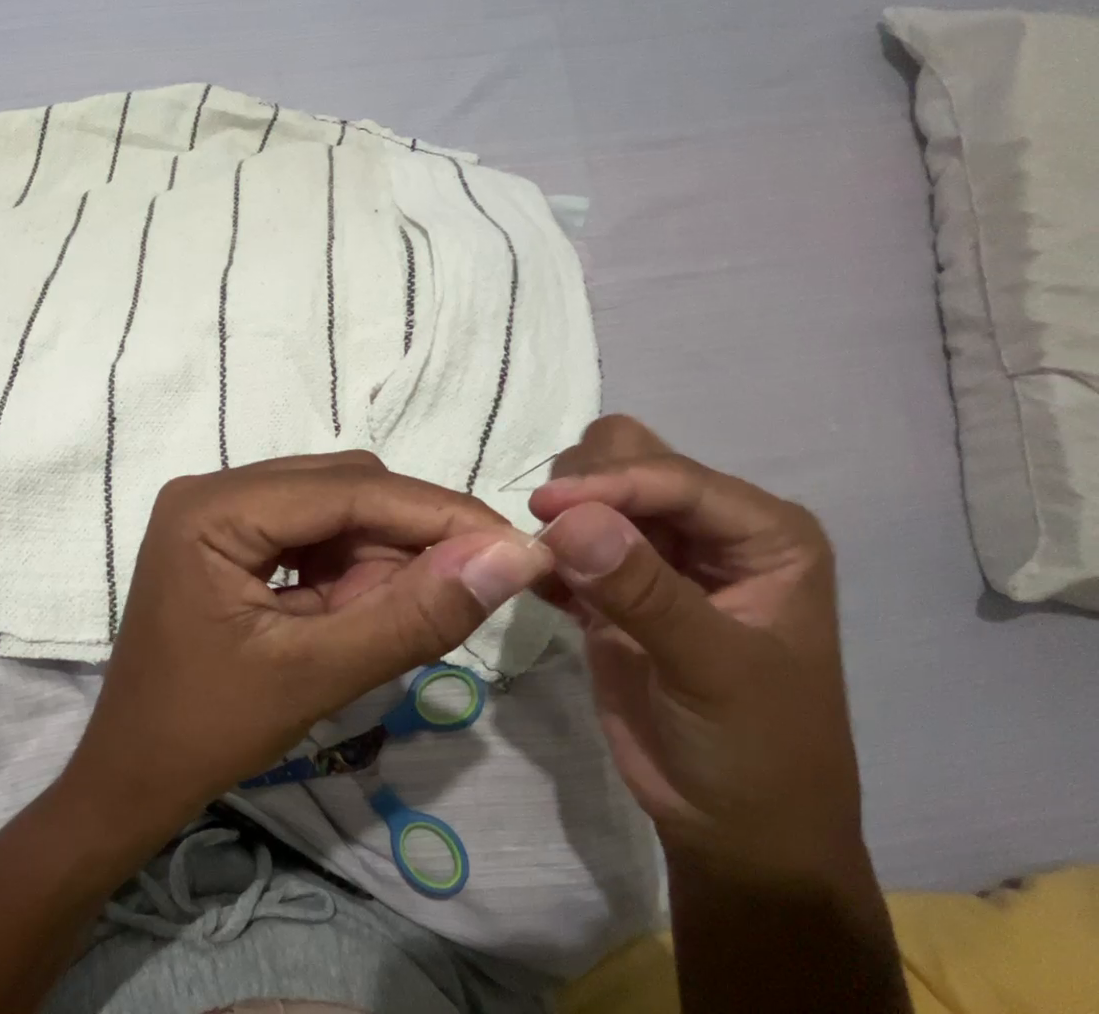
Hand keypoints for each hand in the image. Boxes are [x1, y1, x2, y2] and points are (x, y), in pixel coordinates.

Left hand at [59, 451, 553, 833]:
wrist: (135, 772)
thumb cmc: (208, 728)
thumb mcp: (316, 674)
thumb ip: (412, 615)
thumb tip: (512, 555)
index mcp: (212, 508)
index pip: (349, 488)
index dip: (439, 513)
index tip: (518, 548)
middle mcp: (210, 491)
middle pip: (342, 488)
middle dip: (406, 539)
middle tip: (457, 600)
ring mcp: (215, 514)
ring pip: (331, 510)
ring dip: (377, 559)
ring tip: (387, 622)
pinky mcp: (225, 542)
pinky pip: (308, 537)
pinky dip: (347, 571)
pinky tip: (353, 615)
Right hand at [529, 416, 865, 885]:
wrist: (733, 828)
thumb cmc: (756, 749)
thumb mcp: (712, 669)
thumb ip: (642, 591)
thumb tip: (567, 518)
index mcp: (763, 535)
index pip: (676, 479)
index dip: (610, 485)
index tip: (540, 507)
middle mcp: (708, 534)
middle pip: (631, 463)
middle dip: (584, 486)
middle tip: (546, 530)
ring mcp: (655, 564)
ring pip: (592, 499)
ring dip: (558, 518)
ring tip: (536, 559)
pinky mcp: (609, 596)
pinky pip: (565, 549)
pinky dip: (542, 555)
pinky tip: (528, 580)